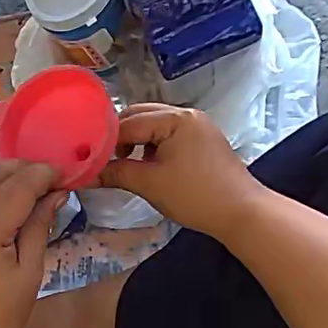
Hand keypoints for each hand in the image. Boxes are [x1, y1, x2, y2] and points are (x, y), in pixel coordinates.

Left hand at [0, 160, 64, 327]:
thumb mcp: (29, 273)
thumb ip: (38, 227)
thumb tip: (54, 195)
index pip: (16, 189)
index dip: (42, 176)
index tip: (64, 171)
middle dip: (22, 170)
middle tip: (50, 172)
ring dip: (2, 178)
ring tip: (31, 181)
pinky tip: (4, 198)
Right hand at [96, 104, 267, 238]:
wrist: (241, 212)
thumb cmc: (195, 195)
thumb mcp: (150, 184)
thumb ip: (116, 173)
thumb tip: (86, 175)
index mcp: (175, 118)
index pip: (128, 122)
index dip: (105, 139)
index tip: (86, 156)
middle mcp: (187, 114)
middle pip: (141, 117)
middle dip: (119, 138)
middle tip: (102, 160)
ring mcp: (197, 127)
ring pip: (154, 127)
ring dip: (135, 143)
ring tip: (123, 166)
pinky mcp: (202, 141)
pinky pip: (169, 137)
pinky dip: (152, 148)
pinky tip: (146, 167)